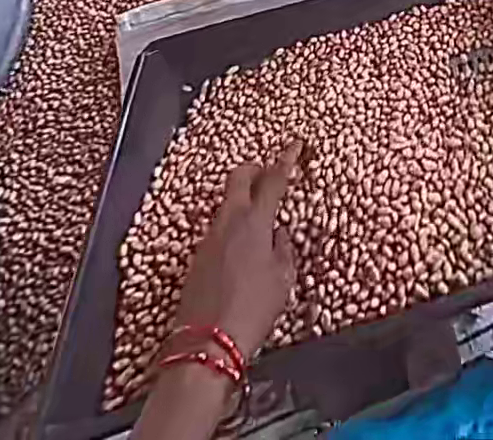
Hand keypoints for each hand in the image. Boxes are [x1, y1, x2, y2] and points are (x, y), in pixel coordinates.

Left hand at [171, 141, 301, 357]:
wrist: (206, 347)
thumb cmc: (253, 308)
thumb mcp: (283, 278)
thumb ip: (283, 247)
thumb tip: (279, 233)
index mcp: (254, 221)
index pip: (273, 179)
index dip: (286, 159)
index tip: (295, 146)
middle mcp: (228, 222)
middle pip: (239, 177)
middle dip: (255, 169)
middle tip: (270, 175)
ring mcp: (209, 238)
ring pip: (227, 203)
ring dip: (244, 200)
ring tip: (260, 219)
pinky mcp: (197, 257)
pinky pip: (219, 228)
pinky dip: (233, 226)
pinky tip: (243, 248)